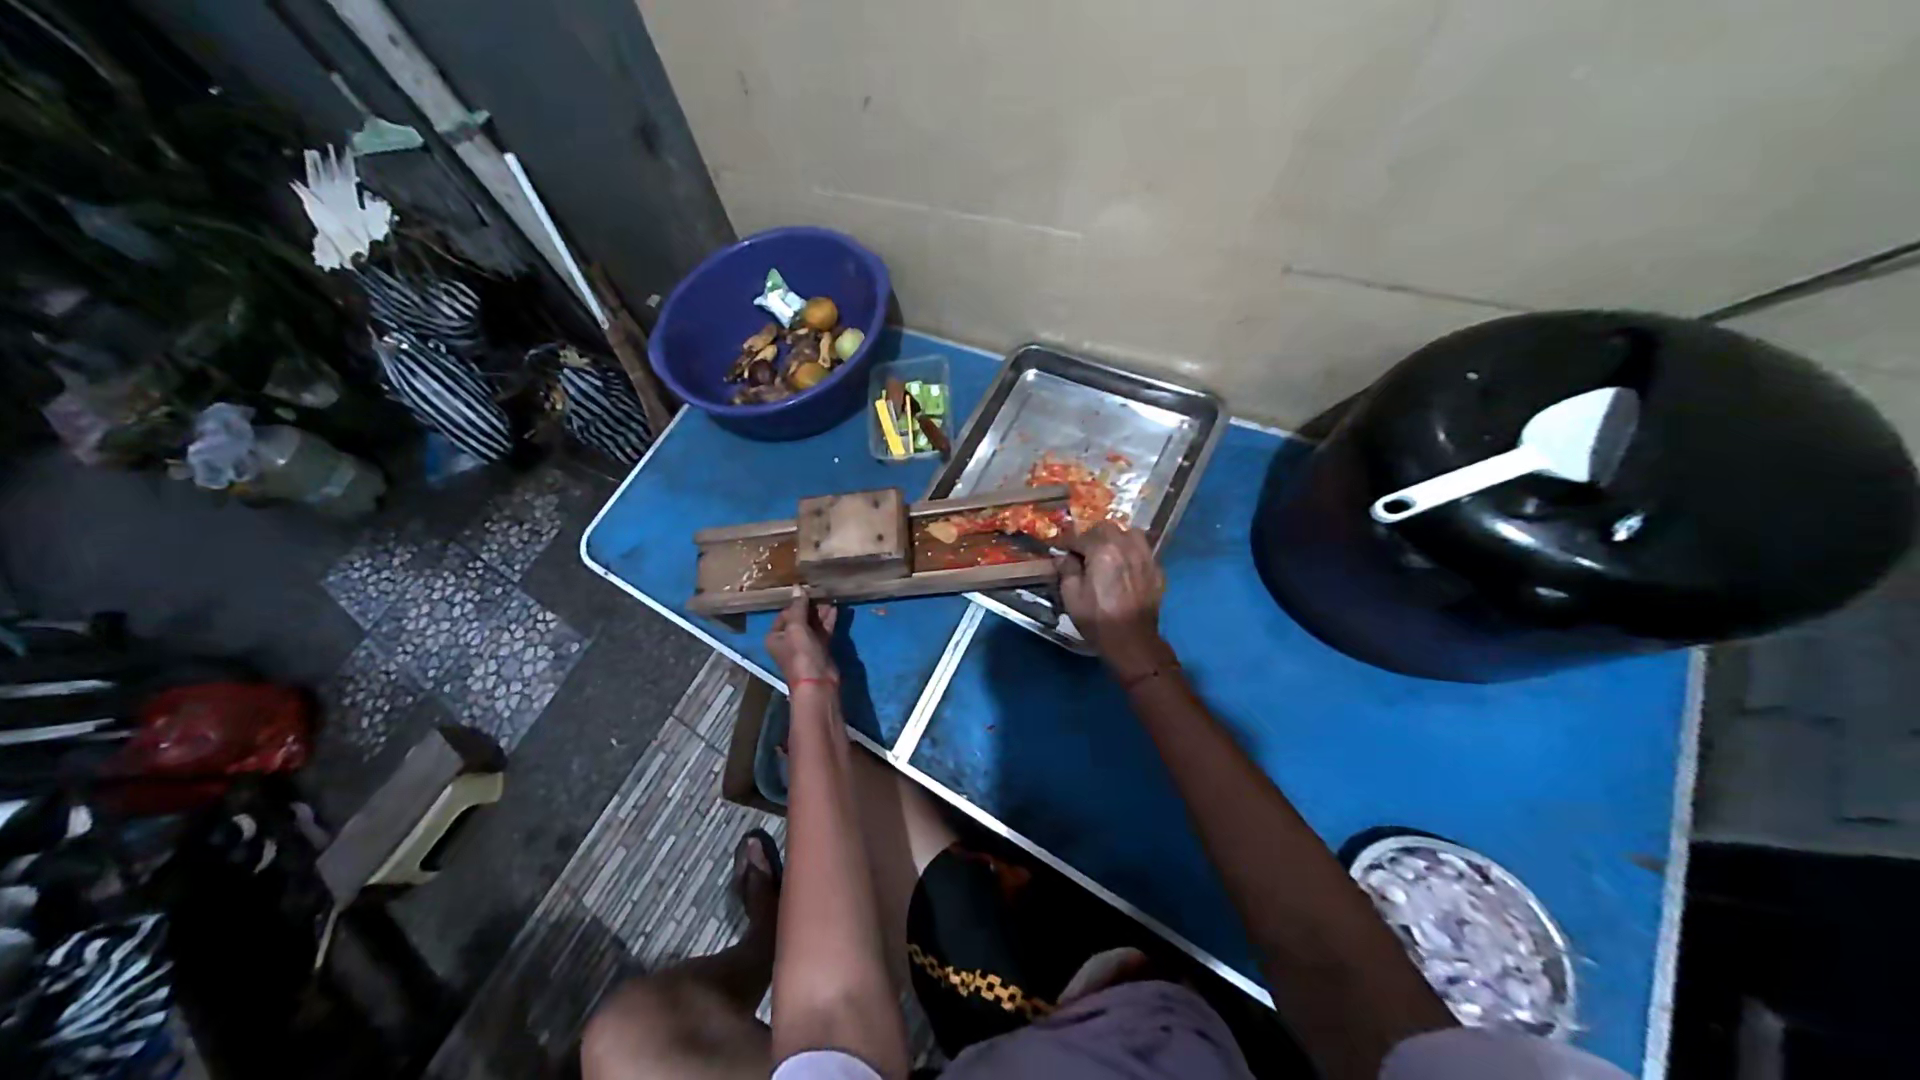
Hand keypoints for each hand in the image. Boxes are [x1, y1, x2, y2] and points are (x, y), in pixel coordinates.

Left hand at [766, 592, 839, 683]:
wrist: (817, 682)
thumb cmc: (801, 654)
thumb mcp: (797, 628)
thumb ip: (798, 607)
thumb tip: (797, 587)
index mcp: (775, 636)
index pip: (785, 614)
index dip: (797, 603)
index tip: (809, 591)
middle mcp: (788, 640)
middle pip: (800, 618)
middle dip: (811, 607)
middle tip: (822, 592)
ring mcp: (804, 645)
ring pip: (812, 624)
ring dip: (821, 612)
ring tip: (831, 597)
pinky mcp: (819, 649)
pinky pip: (823, 631)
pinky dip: (828, 621)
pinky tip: (835, 609)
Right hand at [1057, 524, 1175, 678]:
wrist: (1132, 641)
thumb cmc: (1097, 619)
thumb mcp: (1071, 595)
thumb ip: (1066, 569)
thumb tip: (1064, 556)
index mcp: (1103, 550)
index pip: (1080, 536)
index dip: (1067, 542)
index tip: (1061, 548)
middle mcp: (1127, 546)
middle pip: (1107, 528)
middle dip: (1092, 536)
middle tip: (1084, 551)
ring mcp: (1146, 557)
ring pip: (1130, 533)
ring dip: (1116, 538)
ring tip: (1108, 553)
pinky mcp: (1157, 569)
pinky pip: (1143, 551)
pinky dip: (1132, 553)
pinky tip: (1126, 566)